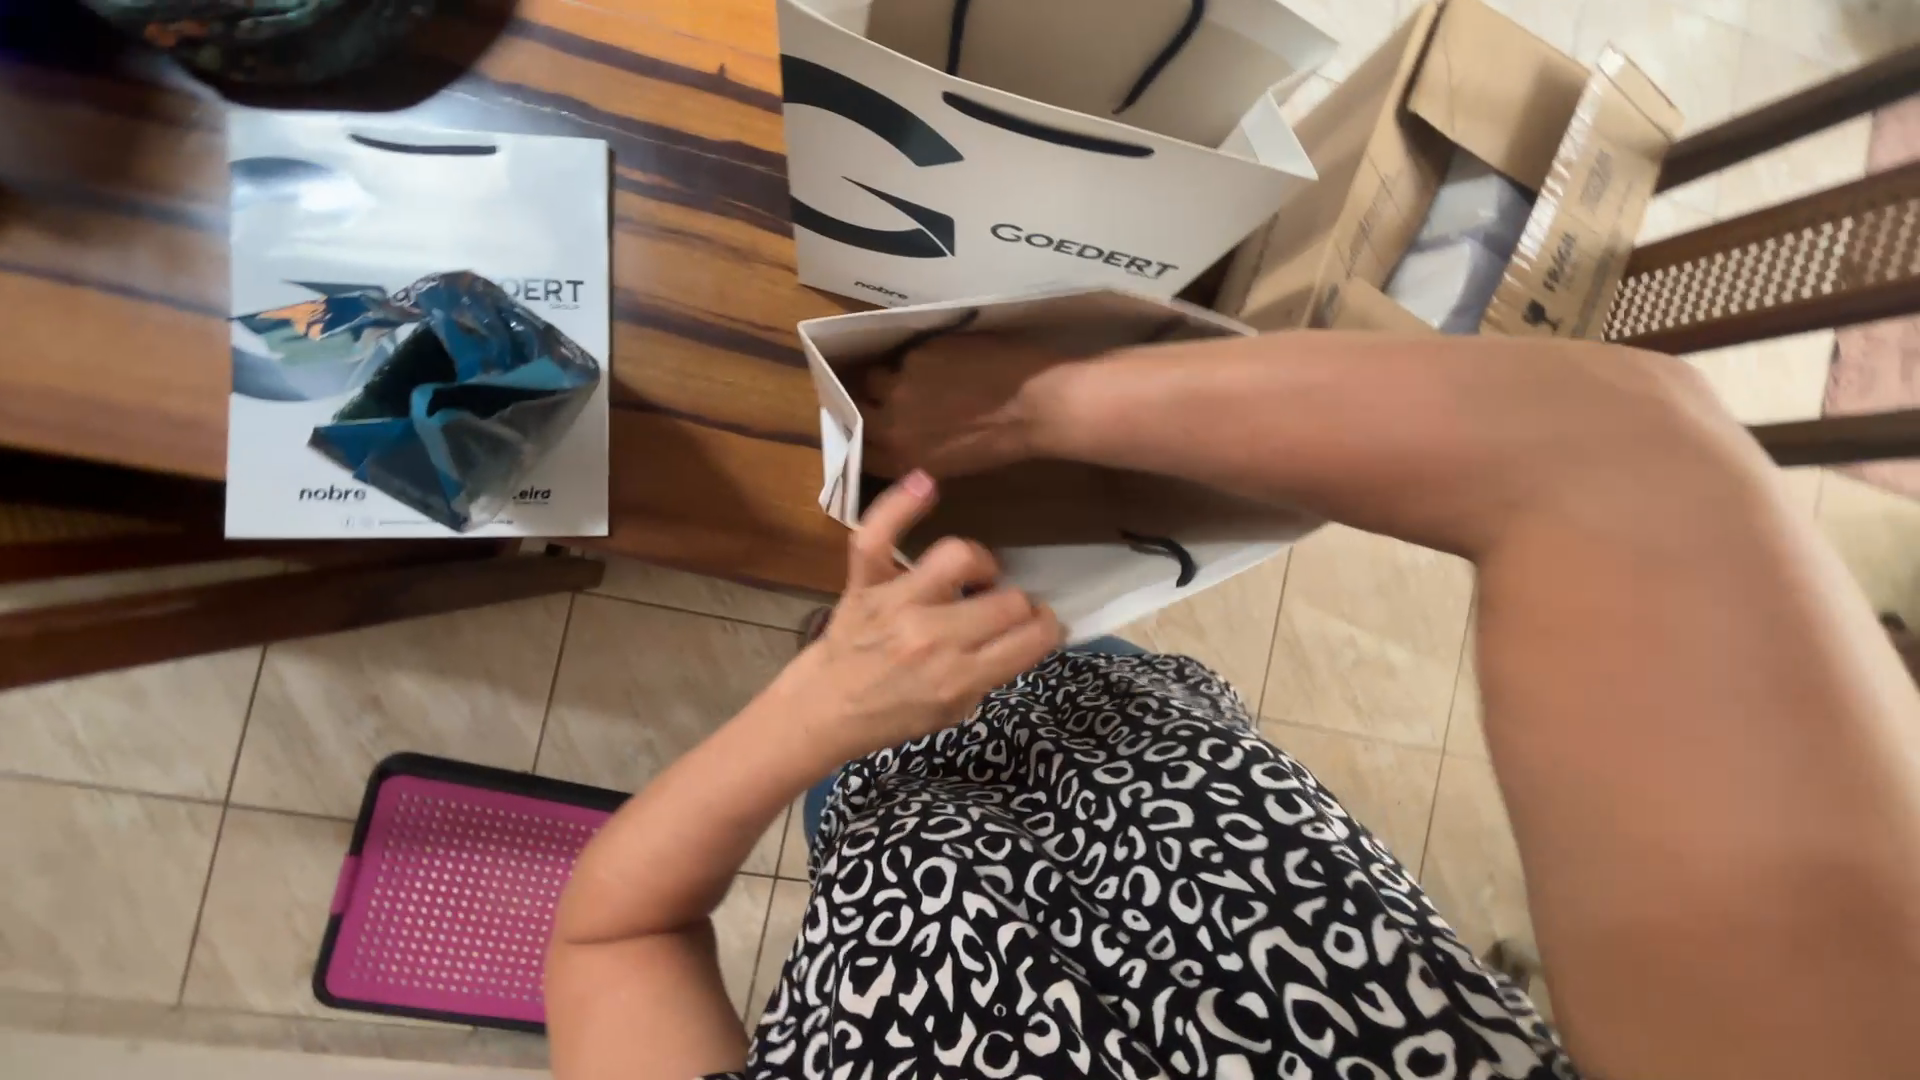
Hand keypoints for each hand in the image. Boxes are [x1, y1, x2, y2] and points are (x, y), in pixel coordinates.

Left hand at [776, 470, 1063, 764]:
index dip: (1047, 628)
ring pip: (960, 558)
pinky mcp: (866, 583)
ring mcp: (897, 603)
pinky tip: (926, 484)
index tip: (1040, 625)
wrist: (825, 710)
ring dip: (981, 565)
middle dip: (1019, 606)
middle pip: (1007, 600)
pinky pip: (878, 535)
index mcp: (959, 677)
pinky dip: (899, 506)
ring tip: (976, 577)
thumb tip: (1028, 634)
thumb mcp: (954, 713)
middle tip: (1005, 611)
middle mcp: (932, 636)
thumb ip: (991, 673)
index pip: (1030, 638)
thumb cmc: (893, 715)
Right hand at [860, 333, 1077, 476]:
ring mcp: (900, 386)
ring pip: (875, 375)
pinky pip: (904, 353)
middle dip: (866, 399)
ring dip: (892, 374)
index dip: (861, 432)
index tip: (866, 421)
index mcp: (901, 461)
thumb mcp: (948, 462)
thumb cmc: (1002, 442)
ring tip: (920, 372)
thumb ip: (914, 450)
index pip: (858, 449)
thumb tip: (900, 433)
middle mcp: (890, 427)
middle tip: (884, 390)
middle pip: (855, 407)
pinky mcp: (916, 354)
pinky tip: (945, 357)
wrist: (1034, 405)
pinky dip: (920, 355)